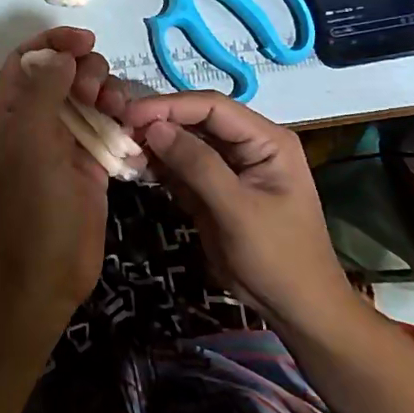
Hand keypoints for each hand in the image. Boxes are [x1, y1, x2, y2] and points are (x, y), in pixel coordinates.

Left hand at [0, 27, 112, 328]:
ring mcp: (61, 148)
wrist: (44, 282)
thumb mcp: (29, 145)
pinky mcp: (88, 168)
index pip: (26, 61)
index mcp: (6, 117)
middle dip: (83, 70)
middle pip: (60, 76)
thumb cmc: (30, 212)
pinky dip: (118, 122)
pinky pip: (104, 131)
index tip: (86, 40)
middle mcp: (32, 126)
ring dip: (105, 95)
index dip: (53, 43)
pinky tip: (130, 127)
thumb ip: (40, 93)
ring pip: (85, 102)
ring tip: (118, 110)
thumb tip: (56, 53)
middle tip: (99, 90)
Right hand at [112, 89, 353, 324]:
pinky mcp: (212, 192)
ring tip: (121, 148)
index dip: (170, 106)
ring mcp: (229, 169)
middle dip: (159, 123)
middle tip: (118, 129)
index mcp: (266, 139)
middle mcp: (247, 145)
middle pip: (196, 121)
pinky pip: (182, 170)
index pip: (212, 107)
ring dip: (155, 145)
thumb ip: (198, 165)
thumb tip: (155, 127)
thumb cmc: (277, 255)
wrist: (295, 307)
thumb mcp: (238, 209)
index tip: (131, 114)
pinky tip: (135, 167)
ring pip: (185, 144)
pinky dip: (159, 168)